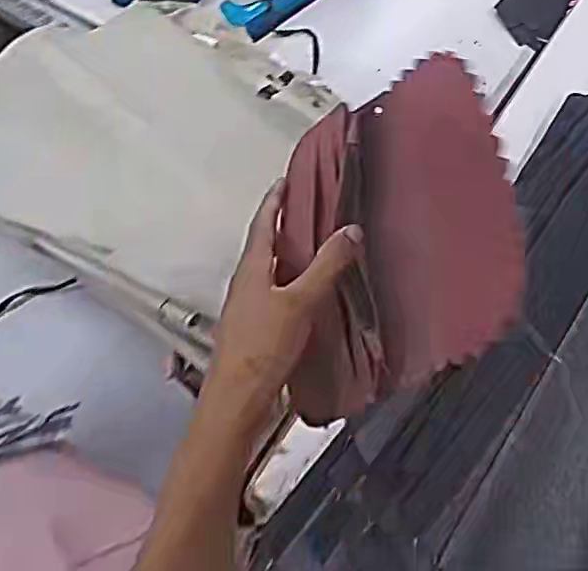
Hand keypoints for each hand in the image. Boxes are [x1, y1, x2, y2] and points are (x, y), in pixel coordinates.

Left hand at [208, 180, 361, 394]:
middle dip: (284, 224)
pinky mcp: (257, 329)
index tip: (284, 181)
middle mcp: (246, 284)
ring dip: (289, 253)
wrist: (236, 406)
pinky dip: (294, 279)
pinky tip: (311, 289)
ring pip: (271, 269)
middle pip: (264, 245)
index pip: (262, 225)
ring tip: (316, 243)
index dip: (274, 202)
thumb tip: (351, 230)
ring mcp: (249, 308)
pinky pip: (277, 291)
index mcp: (251, 271)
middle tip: (309, 207)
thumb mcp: (300, 302)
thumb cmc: (262, 348)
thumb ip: (326, 266)